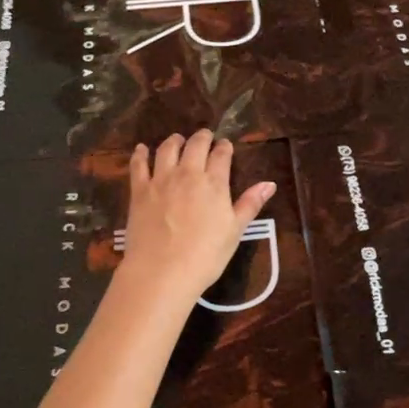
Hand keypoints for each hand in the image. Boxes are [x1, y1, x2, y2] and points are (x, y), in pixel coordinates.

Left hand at [120, 130, 275, 299]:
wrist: (162, 271)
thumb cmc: (206, 256)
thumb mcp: (235, 231)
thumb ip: (250, 204)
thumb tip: (269, 183)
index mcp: (214, 183)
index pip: (221, 155)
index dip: (224, 147)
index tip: (225, 145)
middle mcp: (188, 174)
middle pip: (195, 145)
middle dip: (202, 137)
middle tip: (205, 136)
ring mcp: (161, 180)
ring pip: (167, 149)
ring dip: (174, 141)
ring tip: (177, 139)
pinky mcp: (139, 191)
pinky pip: (139, 165)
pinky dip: (141, 154)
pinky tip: (142, 149)